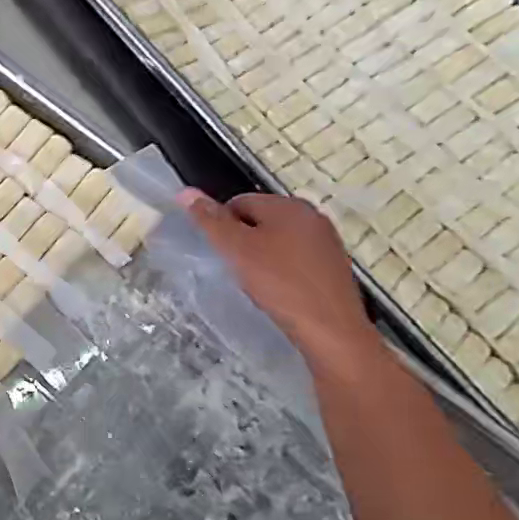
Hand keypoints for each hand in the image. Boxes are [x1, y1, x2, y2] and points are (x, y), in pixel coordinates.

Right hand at [177, 188, 376, 362]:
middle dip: (243, 239)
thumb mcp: (236, 249)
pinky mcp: (333, 264)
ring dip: (262, 254)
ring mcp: (326, 240)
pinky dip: (282, 267)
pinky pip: (296, 256)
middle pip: (260, 219)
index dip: (222, 226)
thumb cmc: (278, 282)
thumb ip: (210, 220)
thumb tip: (185, 191)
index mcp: (288, 205)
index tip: (222, 253)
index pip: (239, 202)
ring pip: (279, 238)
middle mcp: (311, 215)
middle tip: (236, 268)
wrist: (330, 328)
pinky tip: (279, 288)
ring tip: (256, 280)